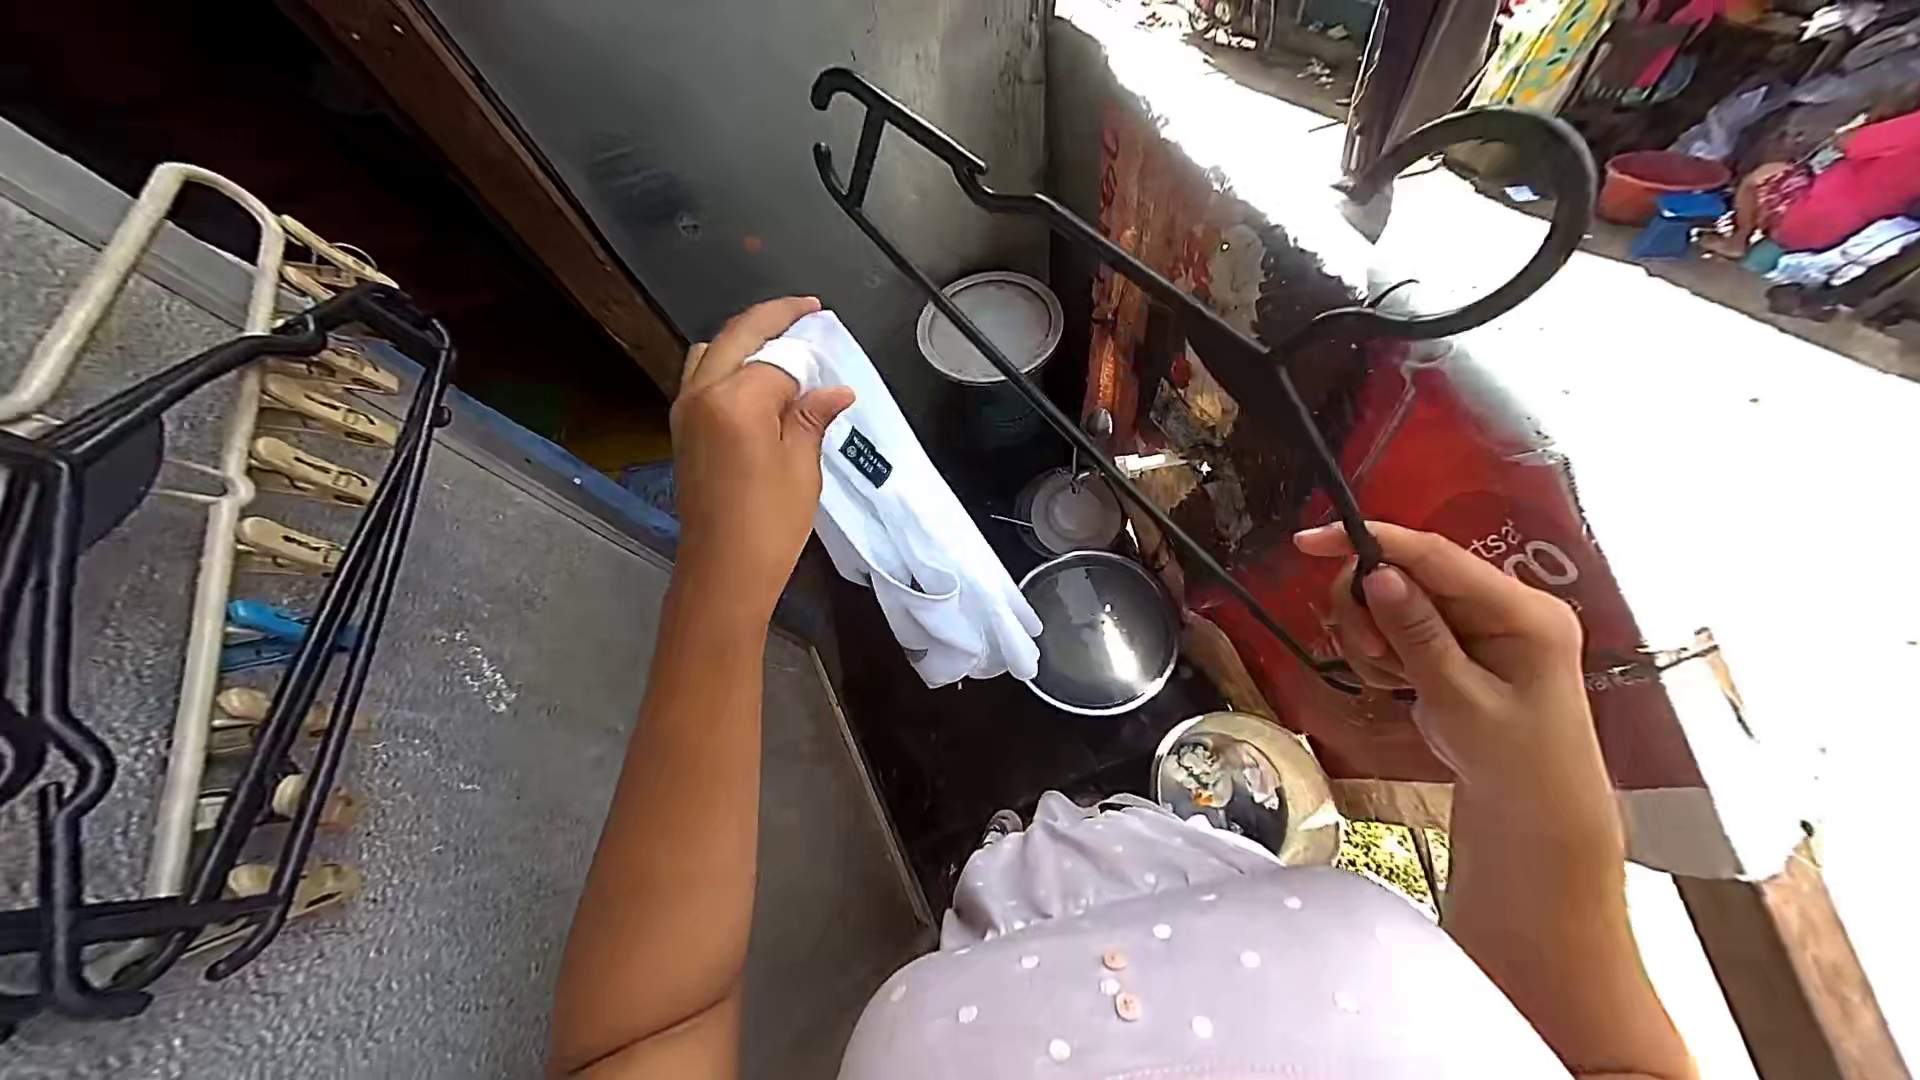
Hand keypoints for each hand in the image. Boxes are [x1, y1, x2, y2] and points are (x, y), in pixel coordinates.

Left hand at [670, 297, 853, 616]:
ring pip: (711, 353)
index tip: (826, 329)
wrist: (724, 570)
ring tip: (780, 348)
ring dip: (743, 341)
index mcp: (734, 400)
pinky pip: (701, 378)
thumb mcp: (802, 466)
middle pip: (735, 337)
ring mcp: (684, 412)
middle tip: (804, 312)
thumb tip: (835, 390)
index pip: (775, 359)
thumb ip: (811, 416)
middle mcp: (700, 394)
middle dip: (771, 318)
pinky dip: (727, 366)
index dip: (806, 351)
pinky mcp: (681, 431)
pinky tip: (755, 384)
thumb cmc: (769, 523)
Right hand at [1294, 522, 1612, 813]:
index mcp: (1519, 610)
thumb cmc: (1511, 758)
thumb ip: (1417, 634)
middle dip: (1369, 610)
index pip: (1435, 555)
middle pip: (1402, 573)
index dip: (1371, 541)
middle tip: (1369, 652)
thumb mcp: (1459, 698)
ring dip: (1372, 637)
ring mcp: (1475, 617)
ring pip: (1388, 598)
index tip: (1309, 542)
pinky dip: (1380, 650)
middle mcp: (1498, 601)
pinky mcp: (1452, 633)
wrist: (1530, 802)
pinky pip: (1392, 621)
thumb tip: (1378, 575)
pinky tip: (1399, 681)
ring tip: (1394, 678)